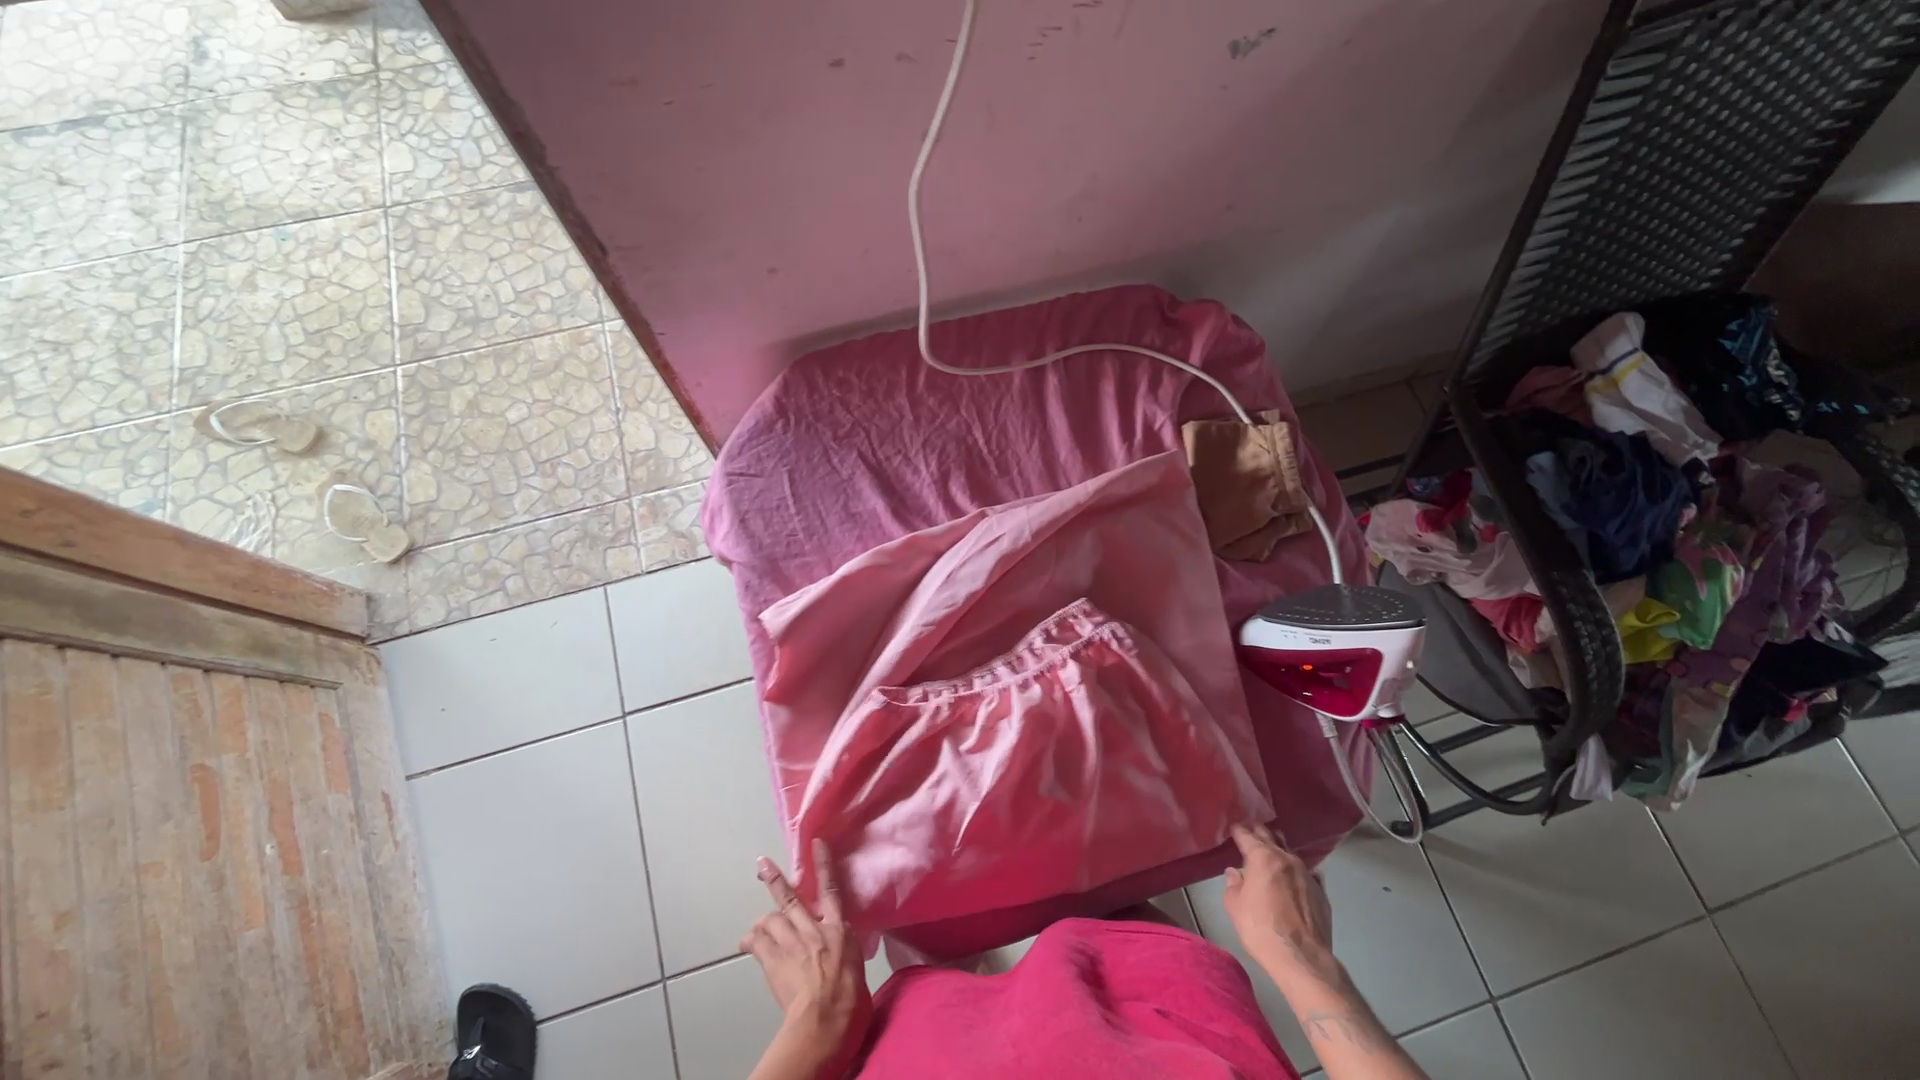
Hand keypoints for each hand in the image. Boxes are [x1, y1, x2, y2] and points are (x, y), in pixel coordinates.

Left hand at [740, 840, 872, 1046]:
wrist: (826, 1020)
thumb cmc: (851, 1001)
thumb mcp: (856, 967)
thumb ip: (843, 950)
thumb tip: (837, 950)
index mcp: (840, 931)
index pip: (832, 890)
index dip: (823, 865)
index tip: (816, 843)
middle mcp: (814, 929)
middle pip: (791, 899)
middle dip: (775, 880)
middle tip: (761, 865)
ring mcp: (791, 942)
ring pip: (770, 919)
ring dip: (763, 923)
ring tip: (758, 931)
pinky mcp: (772, 959)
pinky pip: (756, 941)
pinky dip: (750, 941)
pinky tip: (746, 944)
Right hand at [1222, 822, 1341, 988]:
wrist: (1301, 958)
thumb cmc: (1260, 929)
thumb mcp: (1235, 907)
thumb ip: (1233, 885)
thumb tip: (1234, 873)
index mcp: (1263, 859)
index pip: (1248, 836)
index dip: (1240, 831)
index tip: (1235, 828)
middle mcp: (1288, 860)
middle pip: (1272, 838)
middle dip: (1261, 833)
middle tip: (1252, 831)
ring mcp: (1308, 875)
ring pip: (1291, 855)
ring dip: (1280, 851)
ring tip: (1273, 852)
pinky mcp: (1322, 893)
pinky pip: (1307, 874)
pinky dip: (1297, 872)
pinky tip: (1296, 878)